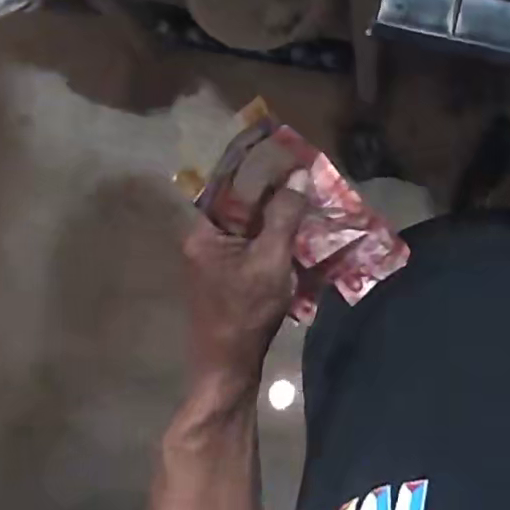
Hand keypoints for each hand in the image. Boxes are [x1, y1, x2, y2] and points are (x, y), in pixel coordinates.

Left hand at [181, 170, 309, 390]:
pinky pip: (253, 237)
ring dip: (276, 205)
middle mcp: (205, 238)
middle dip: (272, 182)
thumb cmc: (245, 312)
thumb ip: (283, 215)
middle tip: (301, 165)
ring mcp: (217, 255)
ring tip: (305, 188)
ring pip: (249, 218)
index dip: (254, 159)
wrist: (228, 370)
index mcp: (204, 231)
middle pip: (240, 198)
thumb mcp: (270, 259)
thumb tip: (298, 174)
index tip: (278, 140)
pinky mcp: (230, 270)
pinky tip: (298, 222)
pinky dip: (274, 227)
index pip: (228, 181)